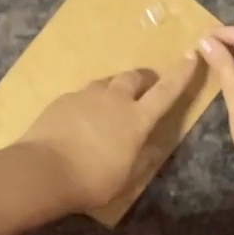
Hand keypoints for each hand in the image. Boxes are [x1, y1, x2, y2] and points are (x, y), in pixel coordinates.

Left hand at [14, 54, 199, 210]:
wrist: (42, 171)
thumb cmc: (93, 179)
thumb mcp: (128, 176)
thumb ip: (143, 156)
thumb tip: (153, 144)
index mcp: (137, 119)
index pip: (166, 91)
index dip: (181, 74)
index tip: (191, 55)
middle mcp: (114, 100)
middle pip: (134, 77)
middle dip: (145, 79)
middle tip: (148, 86)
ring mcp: (86, 96)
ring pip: (107, 82)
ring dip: (117, 87)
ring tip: (114, 102)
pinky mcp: (63, 100)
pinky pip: (84, 94)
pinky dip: (92, 101)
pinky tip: (85, 118)